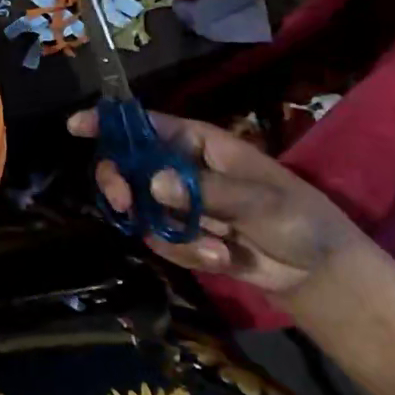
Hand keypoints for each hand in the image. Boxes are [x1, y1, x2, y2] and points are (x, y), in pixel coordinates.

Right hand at [67, 109, 373, 298]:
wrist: (317, 272)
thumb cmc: (299, 218)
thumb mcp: (262, 200)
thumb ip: (208, 191)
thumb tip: (154, 183)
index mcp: (201, 144)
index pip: (149, 126)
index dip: (112, 122)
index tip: (76, 126)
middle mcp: (182, 170)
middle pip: (130, 167)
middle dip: (122, 184)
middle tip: (122, 202)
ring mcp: (180, 205)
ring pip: (141, 209)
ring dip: (167, 231)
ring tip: (212, 247)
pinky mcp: (183, 237)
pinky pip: (161, 242)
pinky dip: (186, 253)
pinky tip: (220, 257)